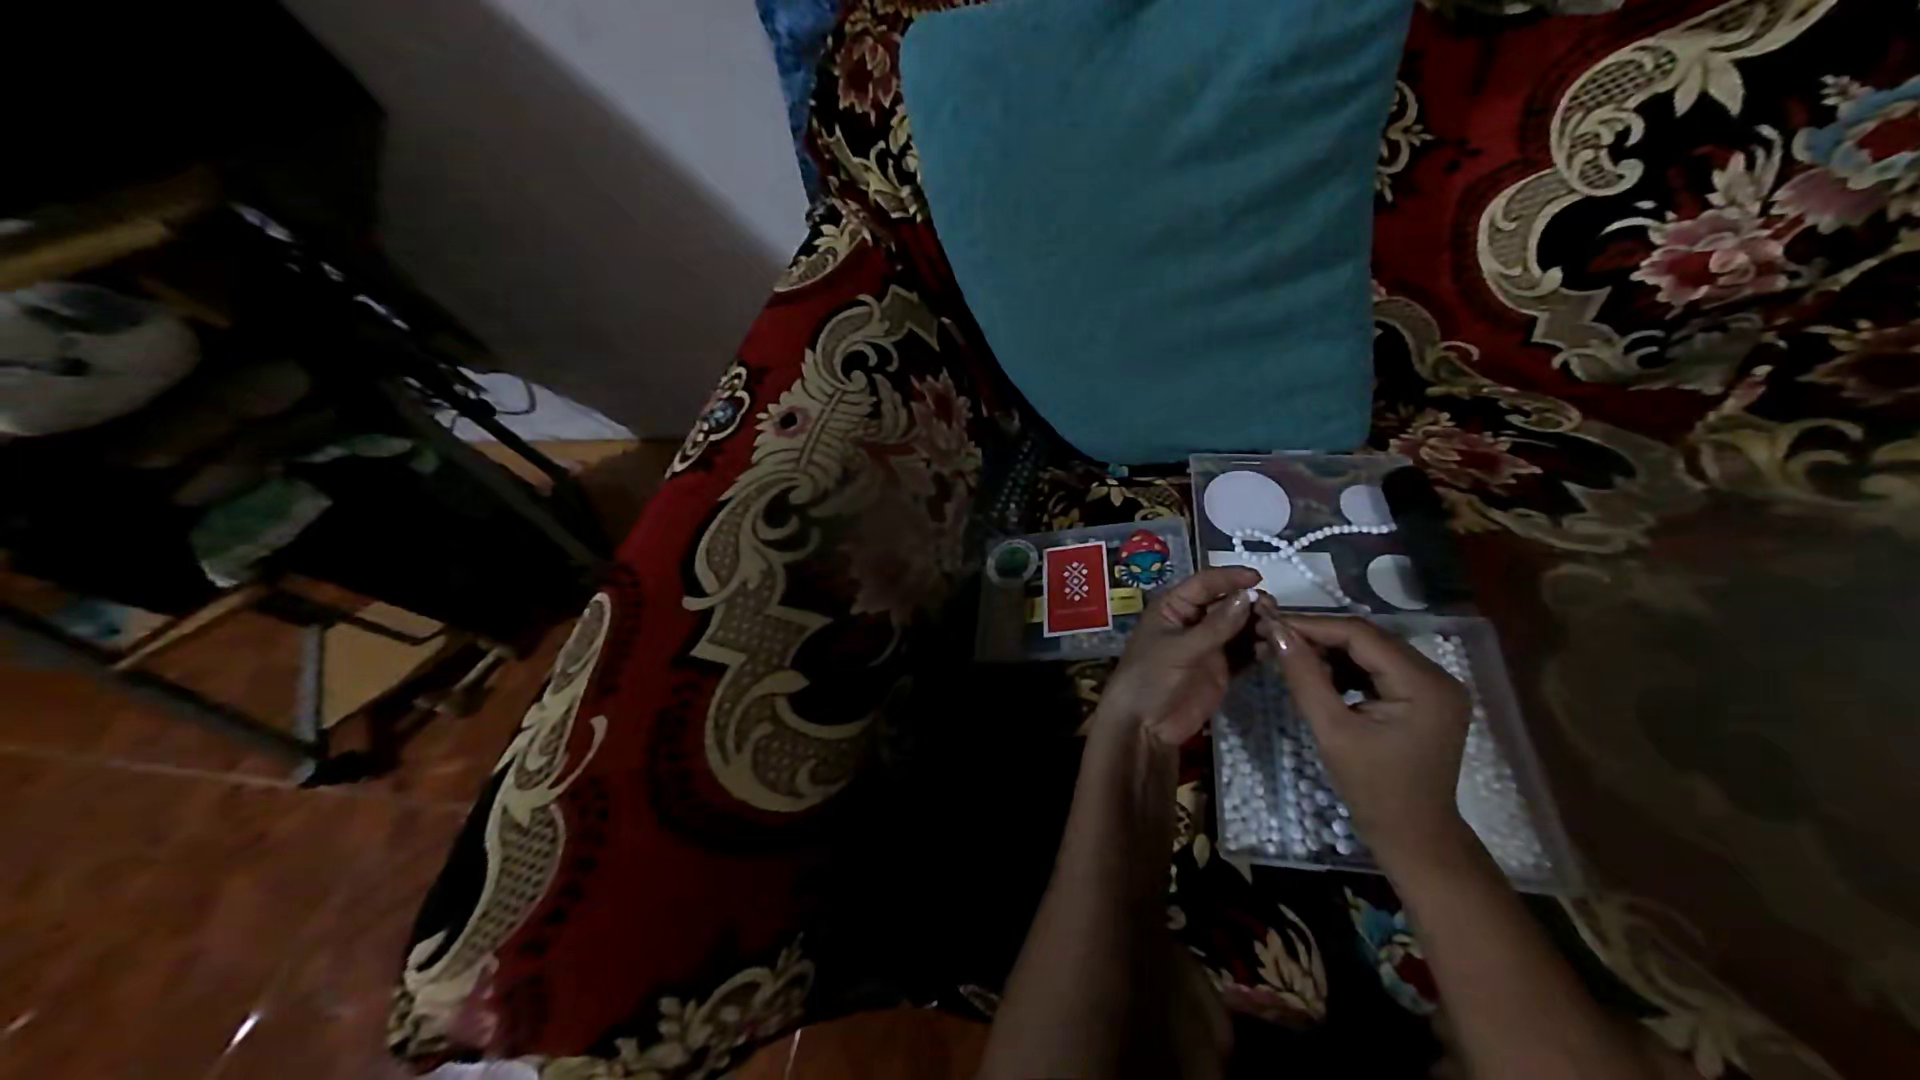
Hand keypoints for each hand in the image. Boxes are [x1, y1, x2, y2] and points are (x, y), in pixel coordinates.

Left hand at [1098, 566, 1260, 745]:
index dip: (1229, 578)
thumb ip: (1215, 626)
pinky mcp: (1221, 668)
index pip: (1204, 584)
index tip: (1258, 578)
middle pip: (1227, 604)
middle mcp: (1193, 621)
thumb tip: (1247, 598)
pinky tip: (1275, 647)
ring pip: (1239, 627)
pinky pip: (1245, 652)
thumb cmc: (1150, 677)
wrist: (1144, 725)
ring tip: (1278, 628)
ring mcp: (1209, 645)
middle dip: (1250, 604)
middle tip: (1273, 610)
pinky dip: (1259, 648)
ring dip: (1258, 625)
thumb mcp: (1180, 649)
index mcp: (1173, 607)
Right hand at [1255, 601, 1475, 869]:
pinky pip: (1376, 668)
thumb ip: (1304, 676)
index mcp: (1423, 683)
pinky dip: (1342, 667)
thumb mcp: (1332, 730)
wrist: (1412, 834)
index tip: (1269, 622)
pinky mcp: (1422, 697)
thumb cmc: (1372, 788)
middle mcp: (1436, 675)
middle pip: (1366, 639)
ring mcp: (1432, 686)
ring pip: (1369, 651)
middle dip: (1316, 635)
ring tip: (1283, 652)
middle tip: (1270, 636)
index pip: (1360, 635)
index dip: (1311, 625)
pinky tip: (1311, 671)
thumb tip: (1275, 632)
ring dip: (1326, 650)